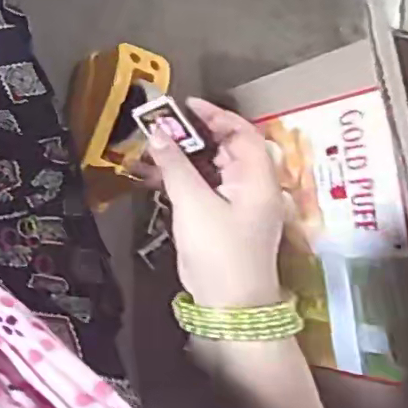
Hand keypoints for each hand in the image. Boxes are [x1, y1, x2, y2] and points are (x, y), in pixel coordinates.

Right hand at [126, 97, 285, 309]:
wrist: (230, 303)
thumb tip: (157, 132)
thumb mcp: (193, 203)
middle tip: (161, 126)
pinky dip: (179, 176)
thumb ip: (175, 165)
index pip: (242, 134)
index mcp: (257, 179)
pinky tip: (152, 174)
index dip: (215, 115)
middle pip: (225, 148)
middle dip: (193, 134)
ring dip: (182, 156)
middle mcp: (251, 186)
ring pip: (209, 167)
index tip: (185, 105)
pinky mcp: (219, 217)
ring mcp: (236, 203)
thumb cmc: (219, 250)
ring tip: (150, 148)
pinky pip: (200, 186)